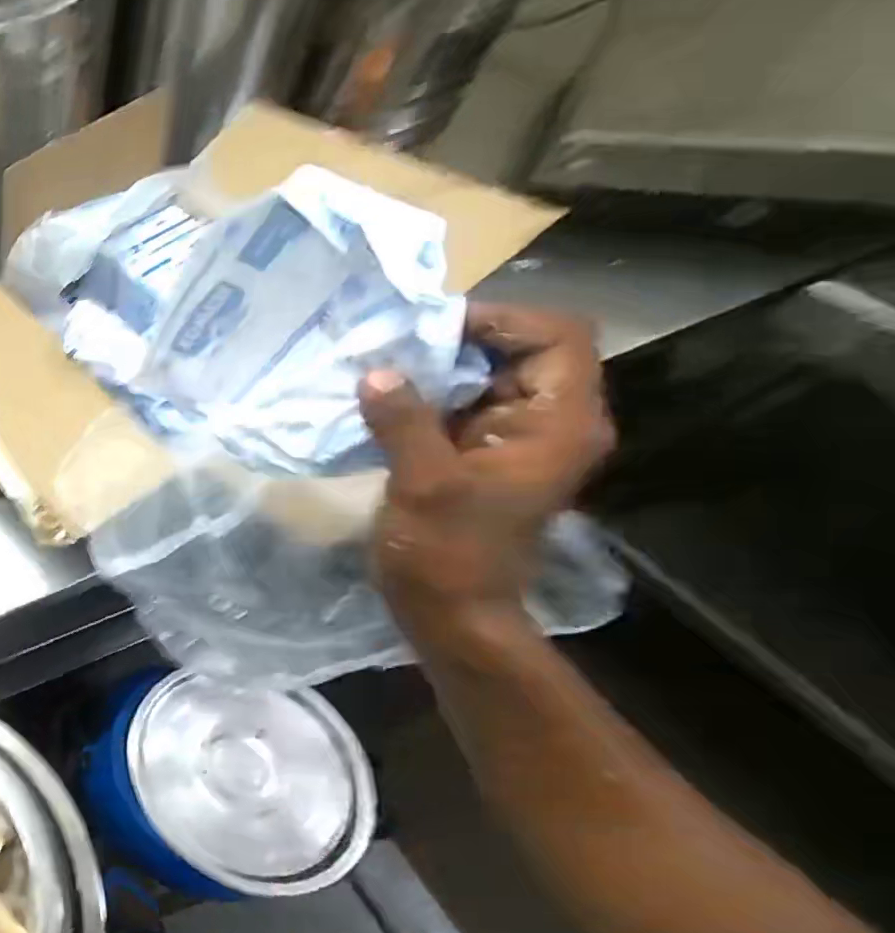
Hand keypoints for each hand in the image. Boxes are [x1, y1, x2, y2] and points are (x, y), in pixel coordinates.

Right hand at [359, 303, 613, 630]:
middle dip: (455, 343)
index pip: (556, 337)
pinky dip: (421, 399)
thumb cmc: (447, 552)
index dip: (500, 321)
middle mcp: (547, 423)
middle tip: (392, 345)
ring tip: (378, 368)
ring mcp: (511, 440)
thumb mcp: (424, 483)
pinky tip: (379, 401)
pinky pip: (456, 409)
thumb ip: (403, 422)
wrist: (450, 612)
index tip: (431, 329)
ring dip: (431, 371)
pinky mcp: (477, 456)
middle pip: (517, 352)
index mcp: (557, 424)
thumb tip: (375, 372)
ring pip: (482, 379)